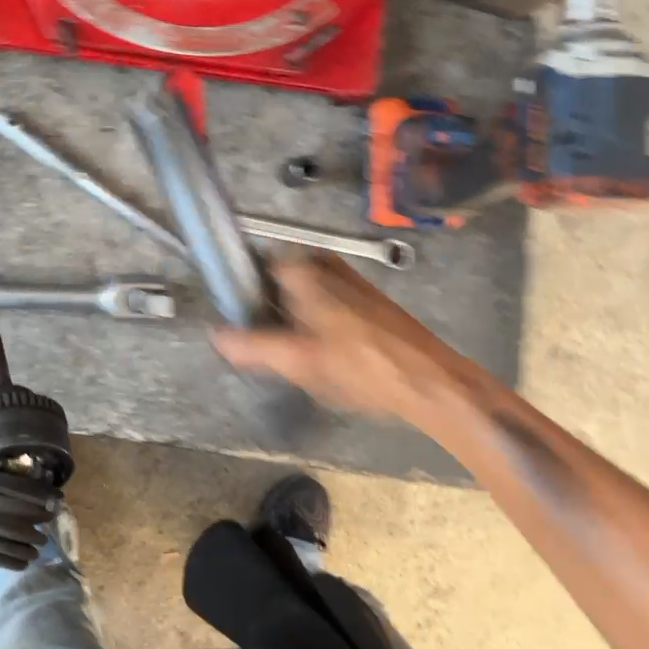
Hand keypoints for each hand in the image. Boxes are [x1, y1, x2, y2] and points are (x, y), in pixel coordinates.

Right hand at [211, 253, 491, 430]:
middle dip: (264, 311)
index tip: (233, 320)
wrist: (432, 384)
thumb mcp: (296, 360)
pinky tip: (320, 358)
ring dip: (288, 322)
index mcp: (304, 267)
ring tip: (290, 356)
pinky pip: (321, 308)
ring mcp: (348, 281)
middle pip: (274, 283)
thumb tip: (216, 337)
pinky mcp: (366, 302)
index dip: (238, 291)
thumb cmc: (361, 365)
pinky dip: (312, 327)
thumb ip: (249, 346)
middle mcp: (325, 264)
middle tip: (262, 346)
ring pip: (298, 297)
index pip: (252, 265)